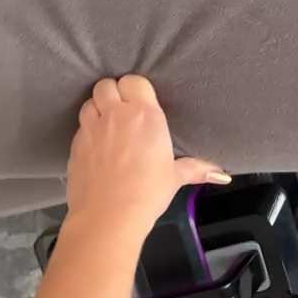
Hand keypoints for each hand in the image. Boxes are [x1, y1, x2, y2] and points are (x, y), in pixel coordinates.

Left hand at [65, 75, 226, 244]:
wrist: (108, 216)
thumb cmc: (147, 192)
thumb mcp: (175, 177)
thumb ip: (198, 168)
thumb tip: (223, 175)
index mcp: (145, 115)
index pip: (135, 81)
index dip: (137, 89)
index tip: (143, 102)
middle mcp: (116, 115)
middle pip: (106, 85)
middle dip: (113, 93)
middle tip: (124, 109)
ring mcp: (91, 129)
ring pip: (89, 102)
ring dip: (98, 108)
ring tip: (108, 123)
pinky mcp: (74, 145)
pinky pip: (80, 127)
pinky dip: (88, 130)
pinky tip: (97, 146)